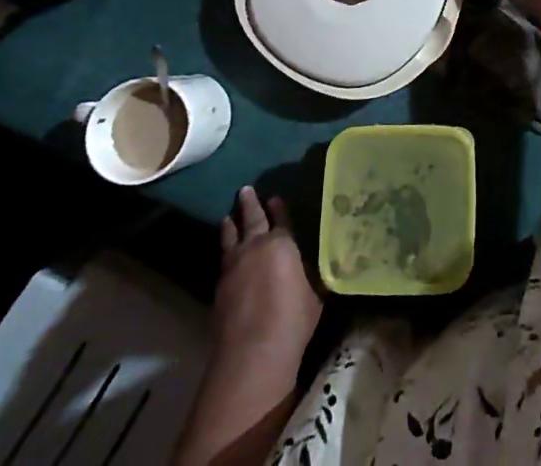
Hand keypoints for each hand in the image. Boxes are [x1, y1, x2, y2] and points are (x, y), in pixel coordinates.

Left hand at [212, 186, 321, 368]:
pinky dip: (226, 250)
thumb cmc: (292, 319)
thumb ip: (314, 276)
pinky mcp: (219, 286)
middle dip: (249, 204)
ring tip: (228, 216)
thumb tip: (321, 268)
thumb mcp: (315, 295)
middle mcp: (255, 247)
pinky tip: (228, 255)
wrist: (252, 351)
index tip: (274, 197)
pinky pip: (224, 259)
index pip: (281, 220)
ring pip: (230, 237)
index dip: (278, 208)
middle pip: (251, 219)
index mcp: (282, 244)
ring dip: (231, 224)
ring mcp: (233, 266)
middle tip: (245, 190)